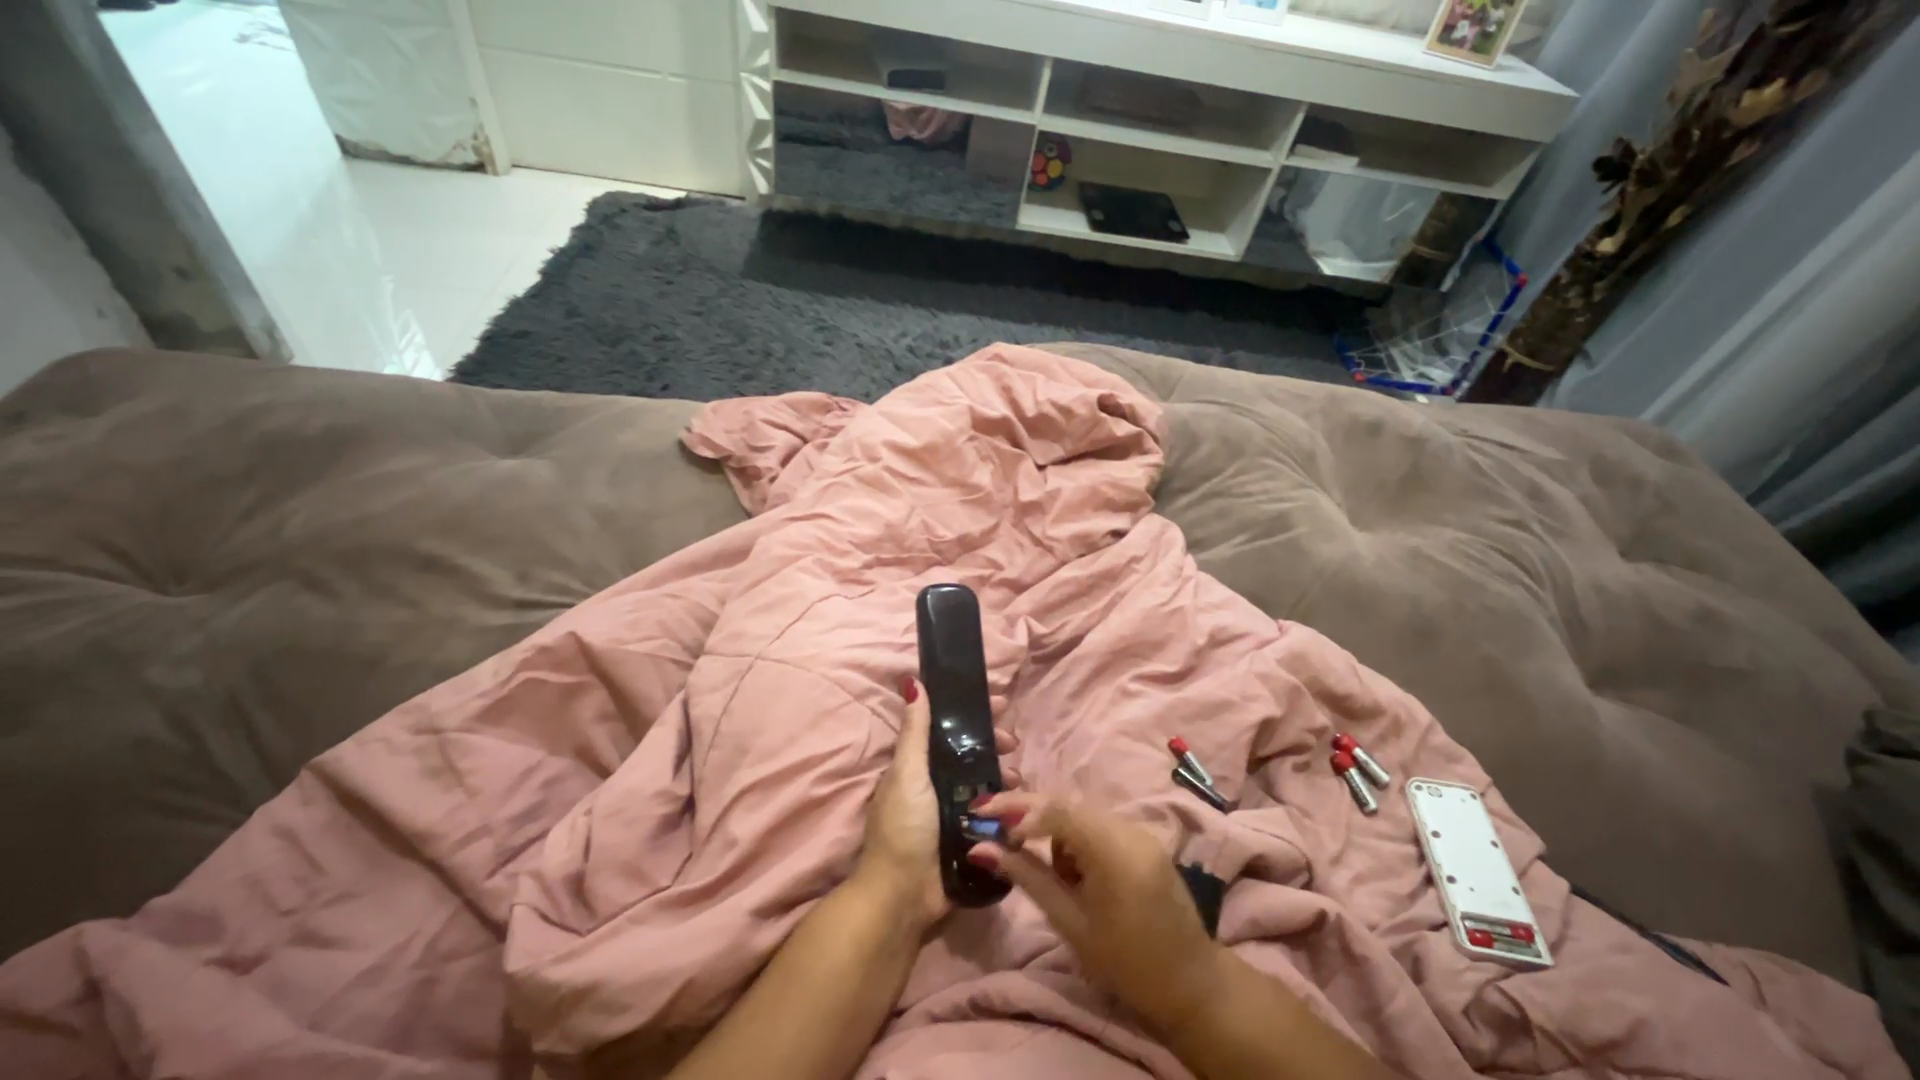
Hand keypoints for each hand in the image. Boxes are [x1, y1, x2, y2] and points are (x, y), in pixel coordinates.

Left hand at [854, 677, 1019, 928]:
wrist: (904, 895)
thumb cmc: (903, 828)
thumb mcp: (907, 774)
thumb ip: (915, 732)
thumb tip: (912, 682)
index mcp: (917, 769)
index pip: (949, 732)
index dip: (973, 716)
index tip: (1001, 705)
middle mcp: (936, 787)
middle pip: (972, 756)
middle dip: (995, 746)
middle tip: (1013, 746)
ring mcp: (954, 816)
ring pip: (988, 786)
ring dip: (1006, 778)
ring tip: (1019, 783)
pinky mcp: (971, 841)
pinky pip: (995, 817)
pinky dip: (1010, 809)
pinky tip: (1023, 808)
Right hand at [964, 793, 1220, 1033]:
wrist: (1190, 984)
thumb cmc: (1125, 962)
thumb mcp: (1069, 921)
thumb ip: (1026, 876)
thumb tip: (980, 849)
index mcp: (1113, 848)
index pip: (1055, 808)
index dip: (1014, 809)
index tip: (980, 819)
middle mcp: (1129, 828)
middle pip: (1067, 804)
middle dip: (1028, 816)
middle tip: (992, 832)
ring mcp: (1140, 833)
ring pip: (1081, 815)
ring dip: (1054, 833)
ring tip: (1054, 881)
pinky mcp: (1144, 844)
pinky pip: (1099, 828)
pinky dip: (1076, 842)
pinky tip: (1074, 877)